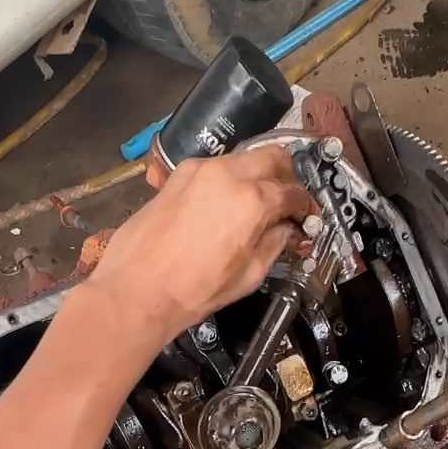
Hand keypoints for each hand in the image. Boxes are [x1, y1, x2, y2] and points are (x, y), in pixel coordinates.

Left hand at [82, 147, 316, 349]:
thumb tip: (288, 231)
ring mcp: (200, 170)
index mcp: (252, 201)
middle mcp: (228, 174)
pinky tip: (226, 205)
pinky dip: (230, 180)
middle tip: (289, 202)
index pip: (292, 192)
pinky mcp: (178, 176)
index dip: (306, 207)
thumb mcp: (248, 275)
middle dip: (287, 177)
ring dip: (258, 175)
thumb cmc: (194, 291)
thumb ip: (274, 244)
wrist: (138, 290)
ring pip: (243, 158)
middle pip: (272, 157)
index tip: (309, 218)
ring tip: (258, 205)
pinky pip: (215, 168)